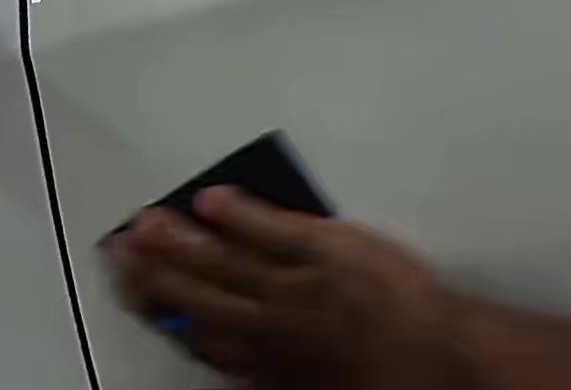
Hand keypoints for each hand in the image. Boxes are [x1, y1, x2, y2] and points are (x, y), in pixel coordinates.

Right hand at [109, 188, 474, 389]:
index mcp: (272, 364)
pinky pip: (274, 229)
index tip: (130, 282)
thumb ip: (269, 370)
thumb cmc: (390, 381)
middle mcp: (274, 326)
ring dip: (183, 243)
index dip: (160, 309)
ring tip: (147, 221)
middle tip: (120, 245)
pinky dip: (241, 216)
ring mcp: (298, 282)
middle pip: (202, 296)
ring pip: (227, 263)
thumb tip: (225, 352)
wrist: (450, 359)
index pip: (200, 335)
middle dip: (157, 271)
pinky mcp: (326, 248)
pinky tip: (211, 199)